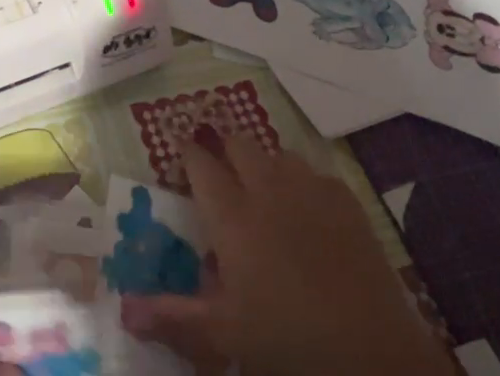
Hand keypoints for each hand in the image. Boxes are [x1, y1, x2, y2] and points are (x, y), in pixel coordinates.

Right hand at [120, 131, 453, 375]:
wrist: (375, 354)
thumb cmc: (288, 340)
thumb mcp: (225, 333)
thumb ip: (174, 317)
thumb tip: (124, 312)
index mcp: (232, 216)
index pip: (201, 165)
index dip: (187, 152)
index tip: (178, 148)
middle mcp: (269, 191)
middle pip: (240, 144)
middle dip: (223, 146)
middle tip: (216, 163)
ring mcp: (313, 194)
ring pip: (279, 154)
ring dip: (263, 161)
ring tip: (258, 184)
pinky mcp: (350, 206)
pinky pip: (317, 173)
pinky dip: (302, 180)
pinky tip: (304, 205)